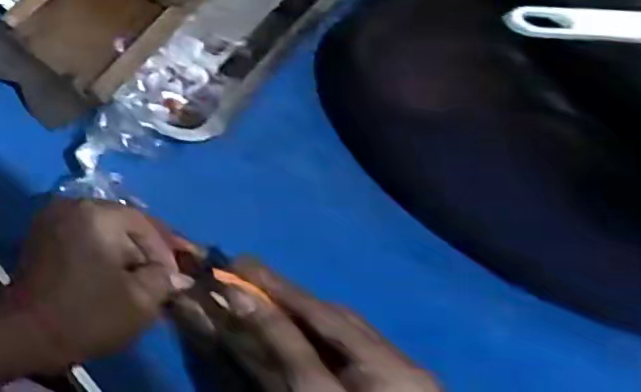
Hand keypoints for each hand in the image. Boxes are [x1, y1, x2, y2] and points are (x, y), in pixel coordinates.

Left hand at [8, 199, 189, 368]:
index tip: (177, 279)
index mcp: (94, 213)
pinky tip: (111, 274)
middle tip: (162, 279)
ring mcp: (51, 216)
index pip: (140, 220)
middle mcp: (70, 204)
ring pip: (98, 227)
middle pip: (118, 220)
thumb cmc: (90, 312)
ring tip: (140, 281)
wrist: (32, 326)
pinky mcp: (41, 233)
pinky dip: (98, 250)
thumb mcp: (139, 302)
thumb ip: (162, 280)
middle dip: (143, 248)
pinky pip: (79, 233)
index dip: (164, 249)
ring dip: (121, 250)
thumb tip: (177, 274)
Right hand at [191, 257, 438, 391]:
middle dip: (287, 300)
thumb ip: (280, 341)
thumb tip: (236, 289)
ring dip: (302, 322)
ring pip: (346, 340)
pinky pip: (355, 363)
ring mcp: (409, 390)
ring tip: (262, 313)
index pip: (318, 306)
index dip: (273, 283)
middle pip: (335, 318)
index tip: (231, 262)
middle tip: (241, 287)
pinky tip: (297, 350)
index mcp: (389, 362)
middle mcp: (404, 367)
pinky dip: (320, 348)